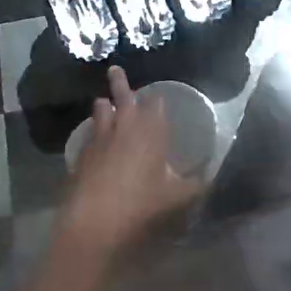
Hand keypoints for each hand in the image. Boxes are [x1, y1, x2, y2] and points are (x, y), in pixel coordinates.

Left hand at [54, 67, 203, 259]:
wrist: (93, 221)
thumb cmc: (141, 205)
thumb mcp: (177, 198)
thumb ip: (195, 186)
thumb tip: (209, 180)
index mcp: (150, 133)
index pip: (155, 107)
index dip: (156, 100)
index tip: (156, 95)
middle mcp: (124, 130)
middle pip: (122, 100)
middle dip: (120, 84)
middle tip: (114, 69)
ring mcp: (99, 142)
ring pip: (100, 115)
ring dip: (103, 106)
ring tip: (102, 100)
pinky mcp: (81, 157)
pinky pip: (88, 137)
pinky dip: (92, 132)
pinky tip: (92, 139)